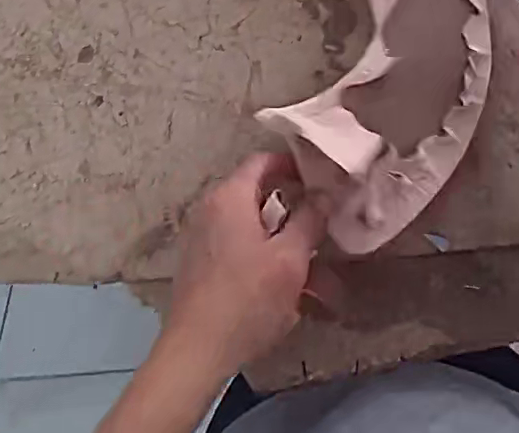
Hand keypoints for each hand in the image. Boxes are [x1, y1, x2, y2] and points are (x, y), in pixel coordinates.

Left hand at [166, 152, 328, 368]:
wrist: (194, 359)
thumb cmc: (247, 299)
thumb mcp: (291, 256)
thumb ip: (311, 217)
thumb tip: (324, 194)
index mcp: (229, 197)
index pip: (264, 159)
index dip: (295, 163)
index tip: (322, 177)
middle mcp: (211, 210)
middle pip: (260, 192)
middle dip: (294, 203)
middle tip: (322, 215)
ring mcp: (203, 239)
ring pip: (253, 222)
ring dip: (283, 233)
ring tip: (312, 255)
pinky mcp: (202, 266)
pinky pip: (240, 244)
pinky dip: (265, 251)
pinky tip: (288, 279)